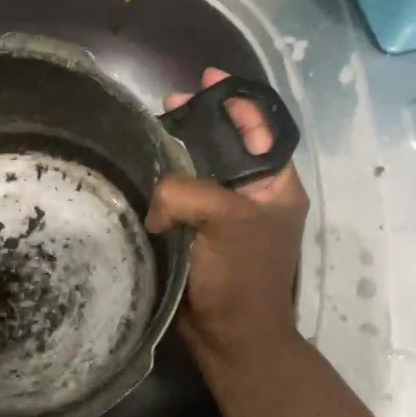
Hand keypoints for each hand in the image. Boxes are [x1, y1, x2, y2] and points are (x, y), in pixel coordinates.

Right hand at [147, 67, 308, 360]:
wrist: (230, 338)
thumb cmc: (242, 277)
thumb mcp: (227, 221)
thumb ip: (188, 190)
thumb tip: (155, 198)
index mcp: (275, 187)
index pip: (260, 130)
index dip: (237, 100)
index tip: (207, 78)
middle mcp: (250, 196)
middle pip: (223, 146)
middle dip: (197, 123)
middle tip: (167, 105)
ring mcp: (221, 218)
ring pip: (195, 173)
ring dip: (173, 155)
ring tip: (146, 135)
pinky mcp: (194, 236)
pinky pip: (176, 201)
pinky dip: (160, 187)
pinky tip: (139, 175)